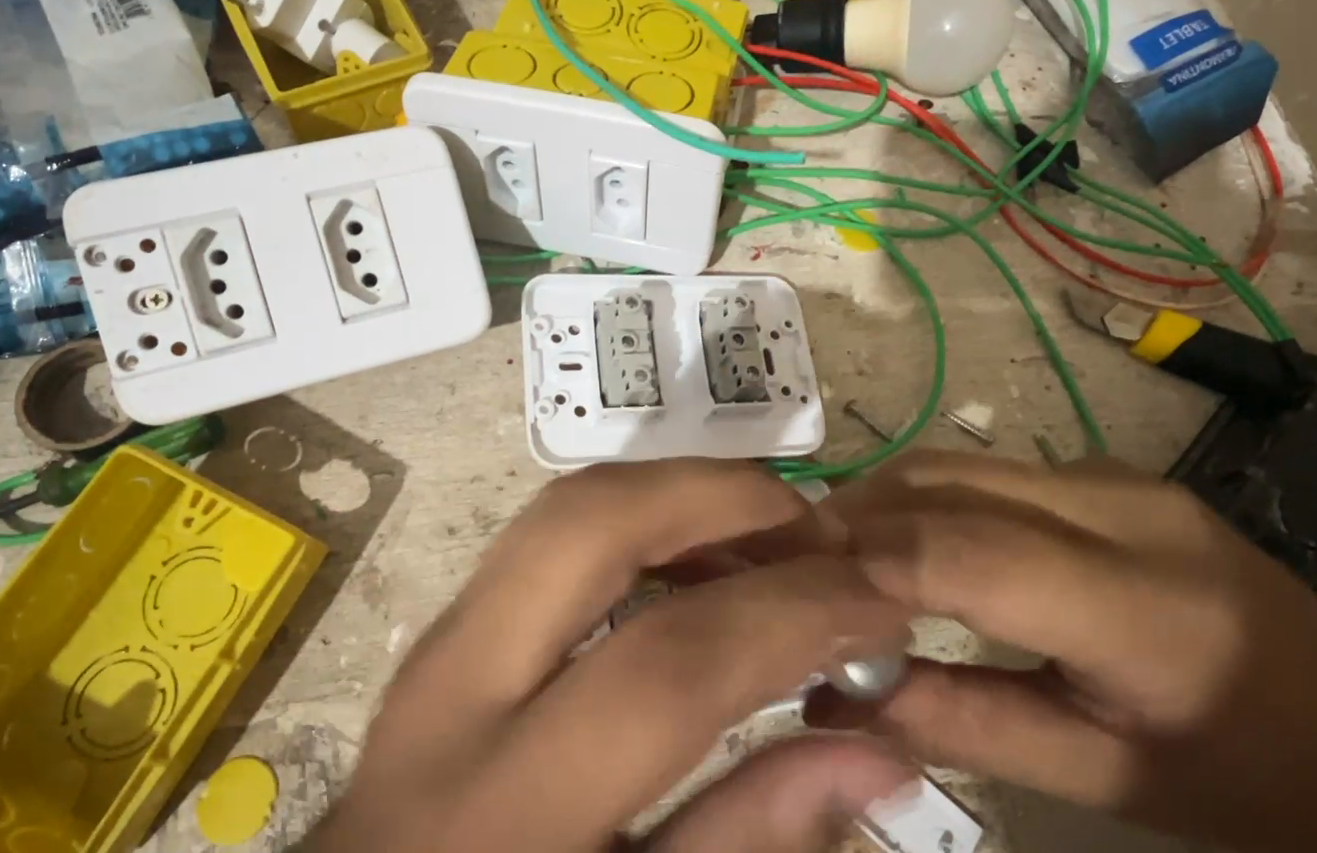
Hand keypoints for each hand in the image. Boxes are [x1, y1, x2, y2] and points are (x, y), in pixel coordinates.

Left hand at [311, 459, 914, 852]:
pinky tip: (702, 564)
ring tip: (776, 541)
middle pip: (590, 527)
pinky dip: (643, 522)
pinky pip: (553, 538)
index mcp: (504, 805)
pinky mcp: (445, 628)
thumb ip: (750, 835)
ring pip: (565, 508)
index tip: (881, 602)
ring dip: (683, 496)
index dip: (794, 615)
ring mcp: (436, 643)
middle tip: (821, 531)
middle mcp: (453, 693)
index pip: (668, 663)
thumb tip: (880, 754)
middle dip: (722, 497)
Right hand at [810, 452, 1316, 851]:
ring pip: (961, 462)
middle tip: (785, 566)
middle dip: (852, 515)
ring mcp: (1122, 480)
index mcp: (1145, 610)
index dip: (866, 562)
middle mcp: (1127, 513)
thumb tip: (834, 691)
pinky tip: (904, 542)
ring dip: (882, 498)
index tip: (785, 586)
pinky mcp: (1115, 475)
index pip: (973, 556)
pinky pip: (992, 470)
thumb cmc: (1241, 777)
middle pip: (950, 482)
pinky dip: (927, 497)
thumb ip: (961, 723)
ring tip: (829, 556)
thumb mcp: (1099, 776)